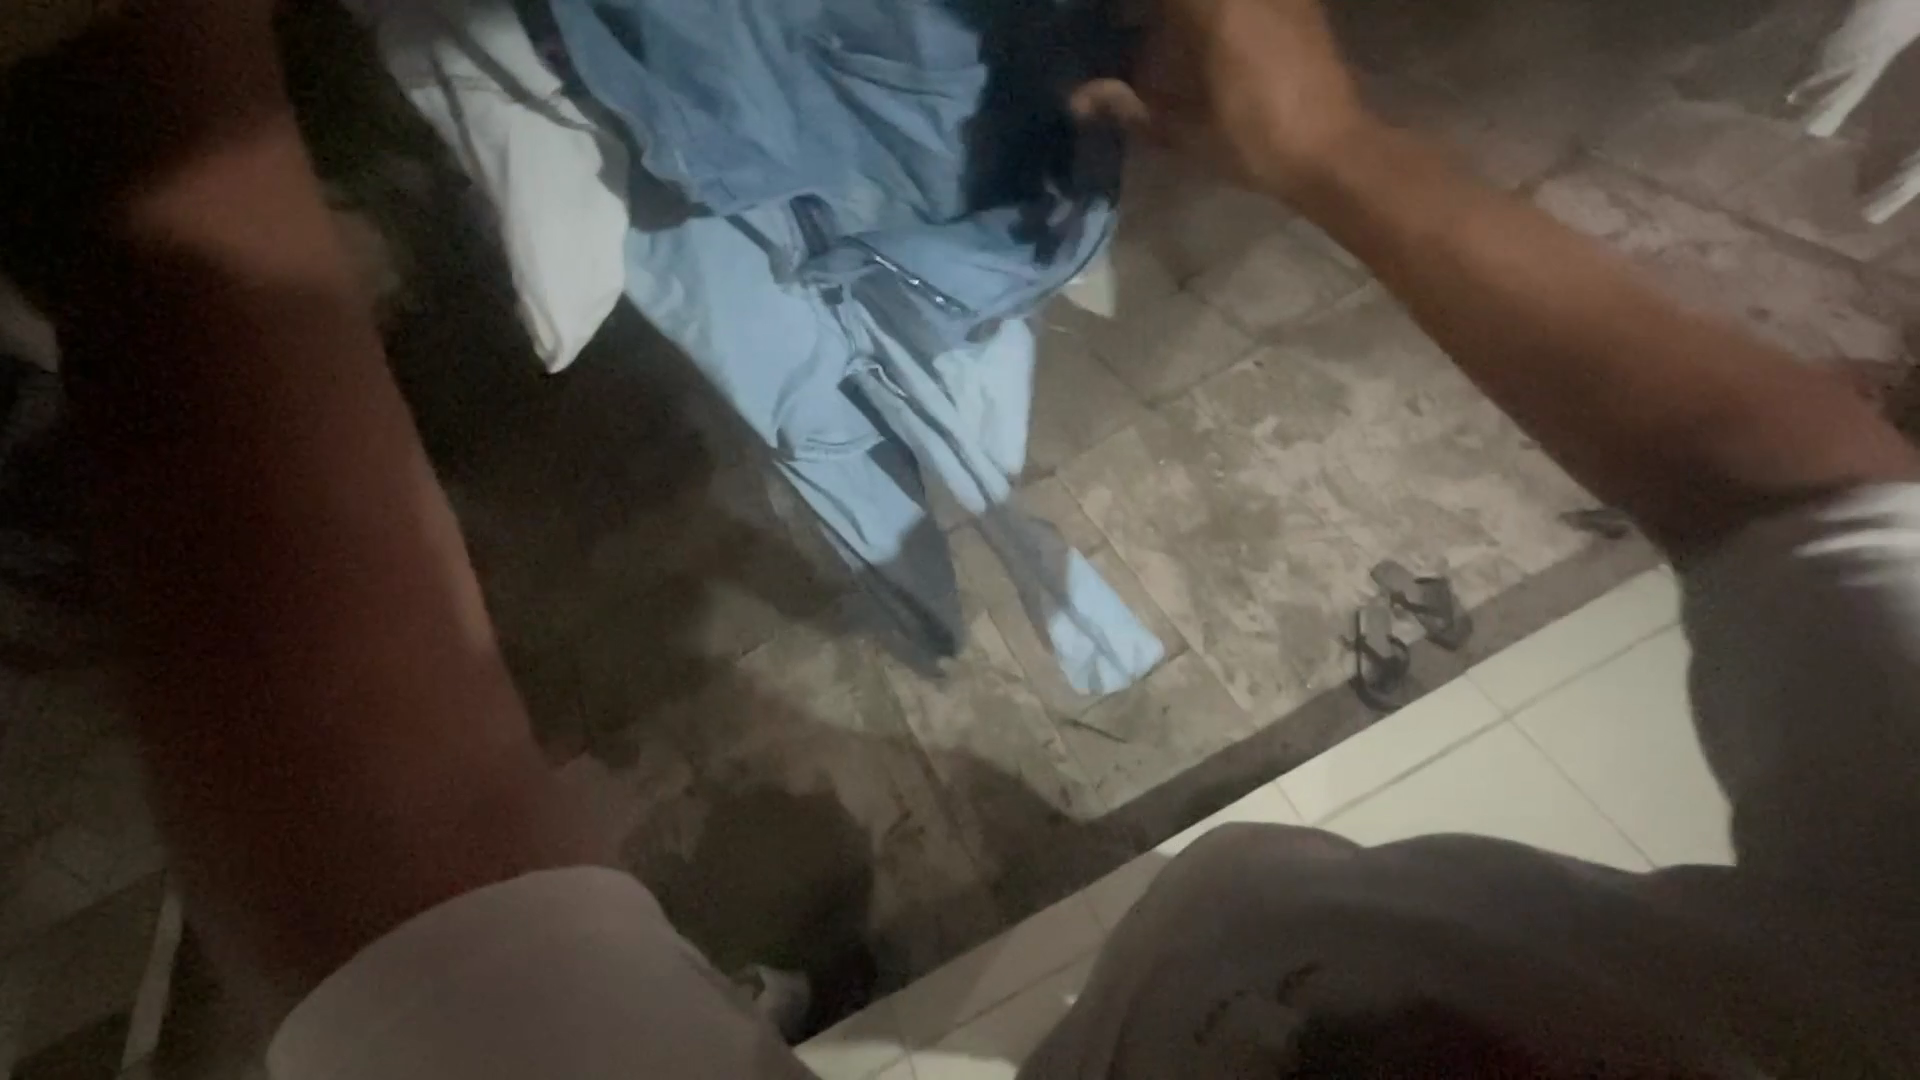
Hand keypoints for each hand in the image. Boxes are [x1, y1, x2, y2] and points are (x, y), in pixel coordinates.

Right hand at [1073, 0, 1379, 196]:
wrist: (1328, 149)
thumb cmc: (1251, 142)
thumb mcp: (1182, 130)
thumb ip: (1128, 106)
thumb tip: (1078, 99)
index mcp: (1213, 8)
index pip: (1164, 1)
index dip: (1132, 11)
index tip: (1114, 23)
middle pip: (1186, 1)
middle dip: (1162, 14)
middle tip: (1135, 30)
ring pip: (1215, 2)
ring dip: (1189, 15)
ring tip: (1172, 35)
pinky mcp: (1299, 1)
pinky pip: (1248, 3)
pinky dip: (1222, 16)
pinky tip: (1212, 38)